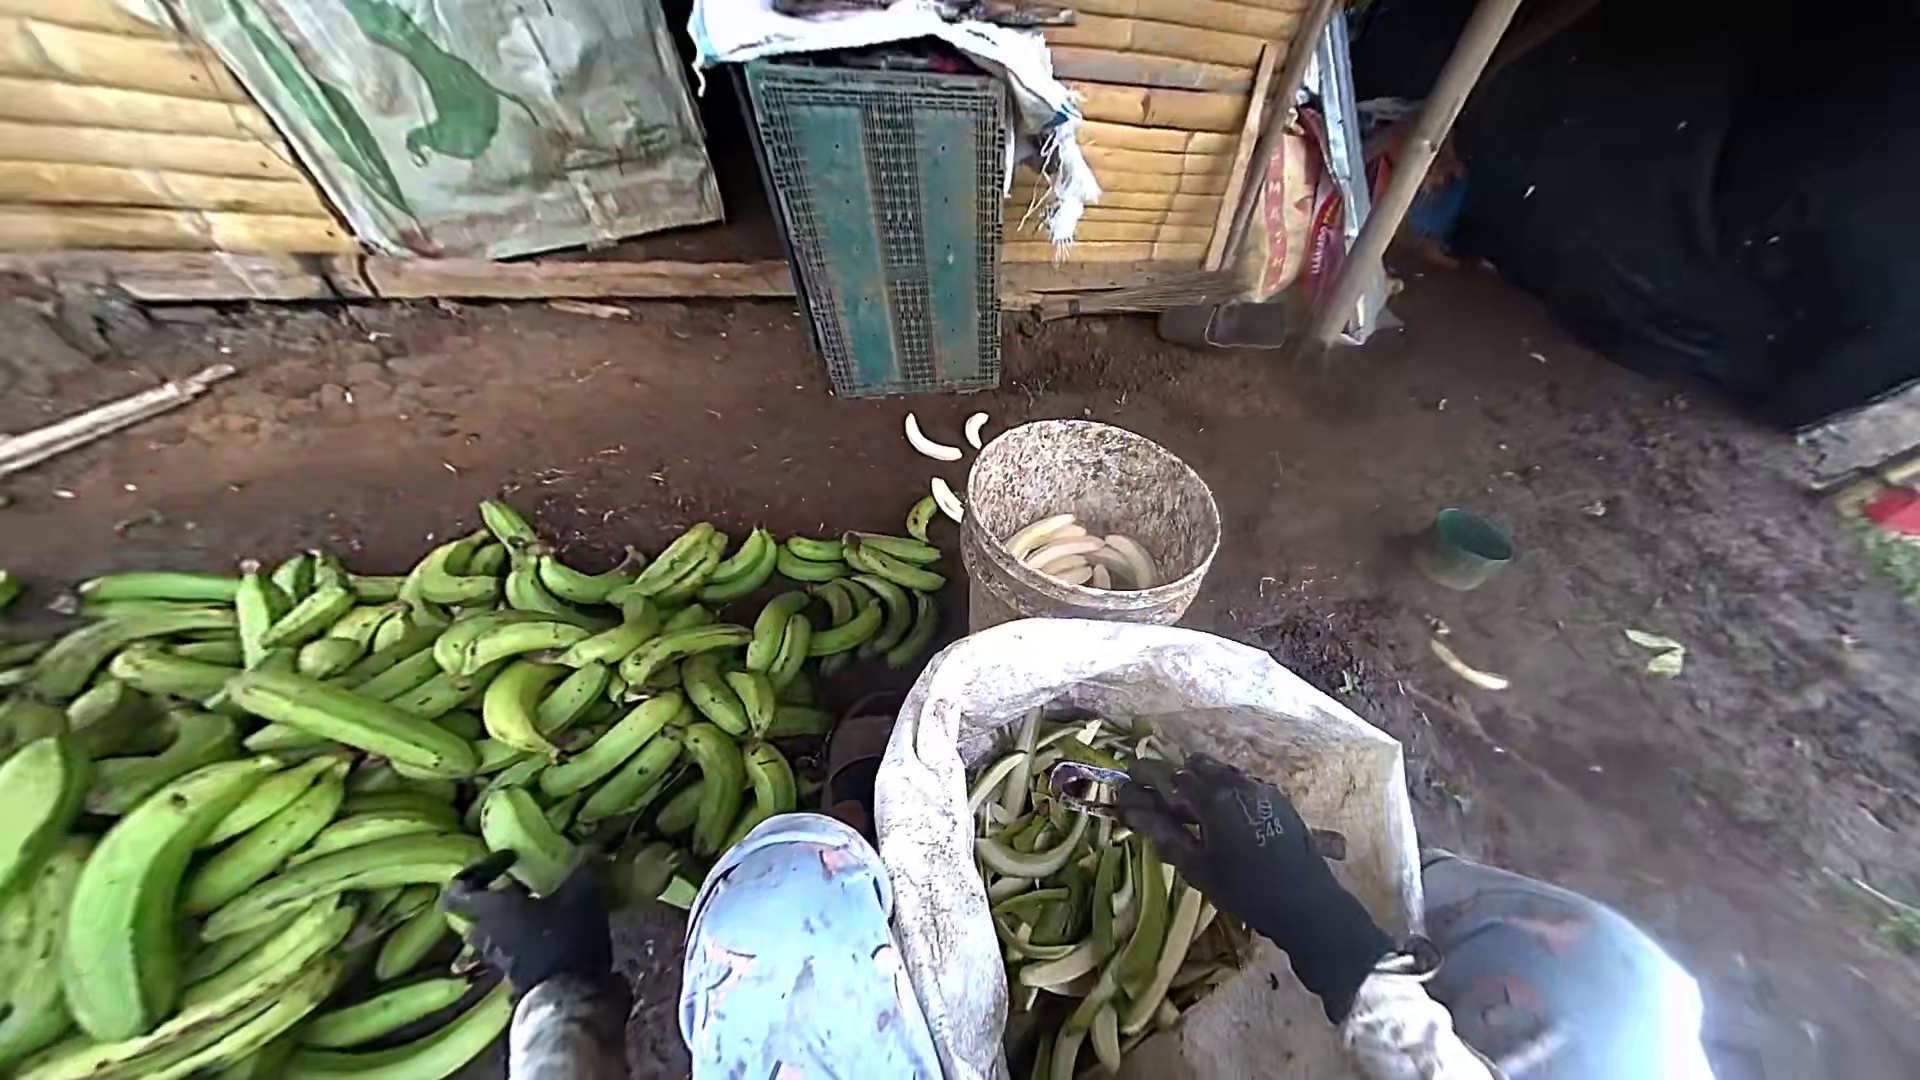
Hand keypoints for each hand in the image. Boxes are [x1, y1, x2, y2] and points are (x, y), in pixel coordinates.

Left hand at [442, 851, 615, 993]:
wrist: (569, 992)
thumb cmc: (564, 934)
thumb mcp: (581, 890)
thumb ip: (582, 866)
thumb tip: (588, 846)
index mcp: (493, 911)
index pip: (457, 894)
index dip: (475, 872)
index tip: (505, 859)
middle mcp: (487, 934)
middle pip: (476, 913)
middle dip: (495, 894)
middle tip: (523, 877)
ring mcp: (501, 956)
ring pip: (495, 929)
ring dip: (514, 913)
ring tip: (545, 897)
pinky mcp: (518, 970)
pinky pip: (513, 943)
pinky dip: (528, 929)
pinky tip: (556, 920)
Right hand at [1117, 754, 1392, 1021]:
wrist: (1310, 909)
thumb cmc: (1246, 892)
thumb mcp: (1198, 868)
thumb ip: (1164, 835)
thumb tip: (1132, 813)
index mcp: (1213, 798)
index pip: (1170, 777)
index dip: (1146, 774)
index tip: (1129, 773)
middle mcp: (1236, 783)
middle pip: (1196, 765)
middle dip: (1176, 775)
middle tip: (1164, 796)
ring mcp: (1260, 788)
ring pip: (1220, 771)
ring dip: (1201, 781)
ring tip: (1193, 807)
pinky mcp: (1277, 798)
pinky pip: (1242, 782)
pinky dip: (1225, 790)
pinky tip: (1224, 816)